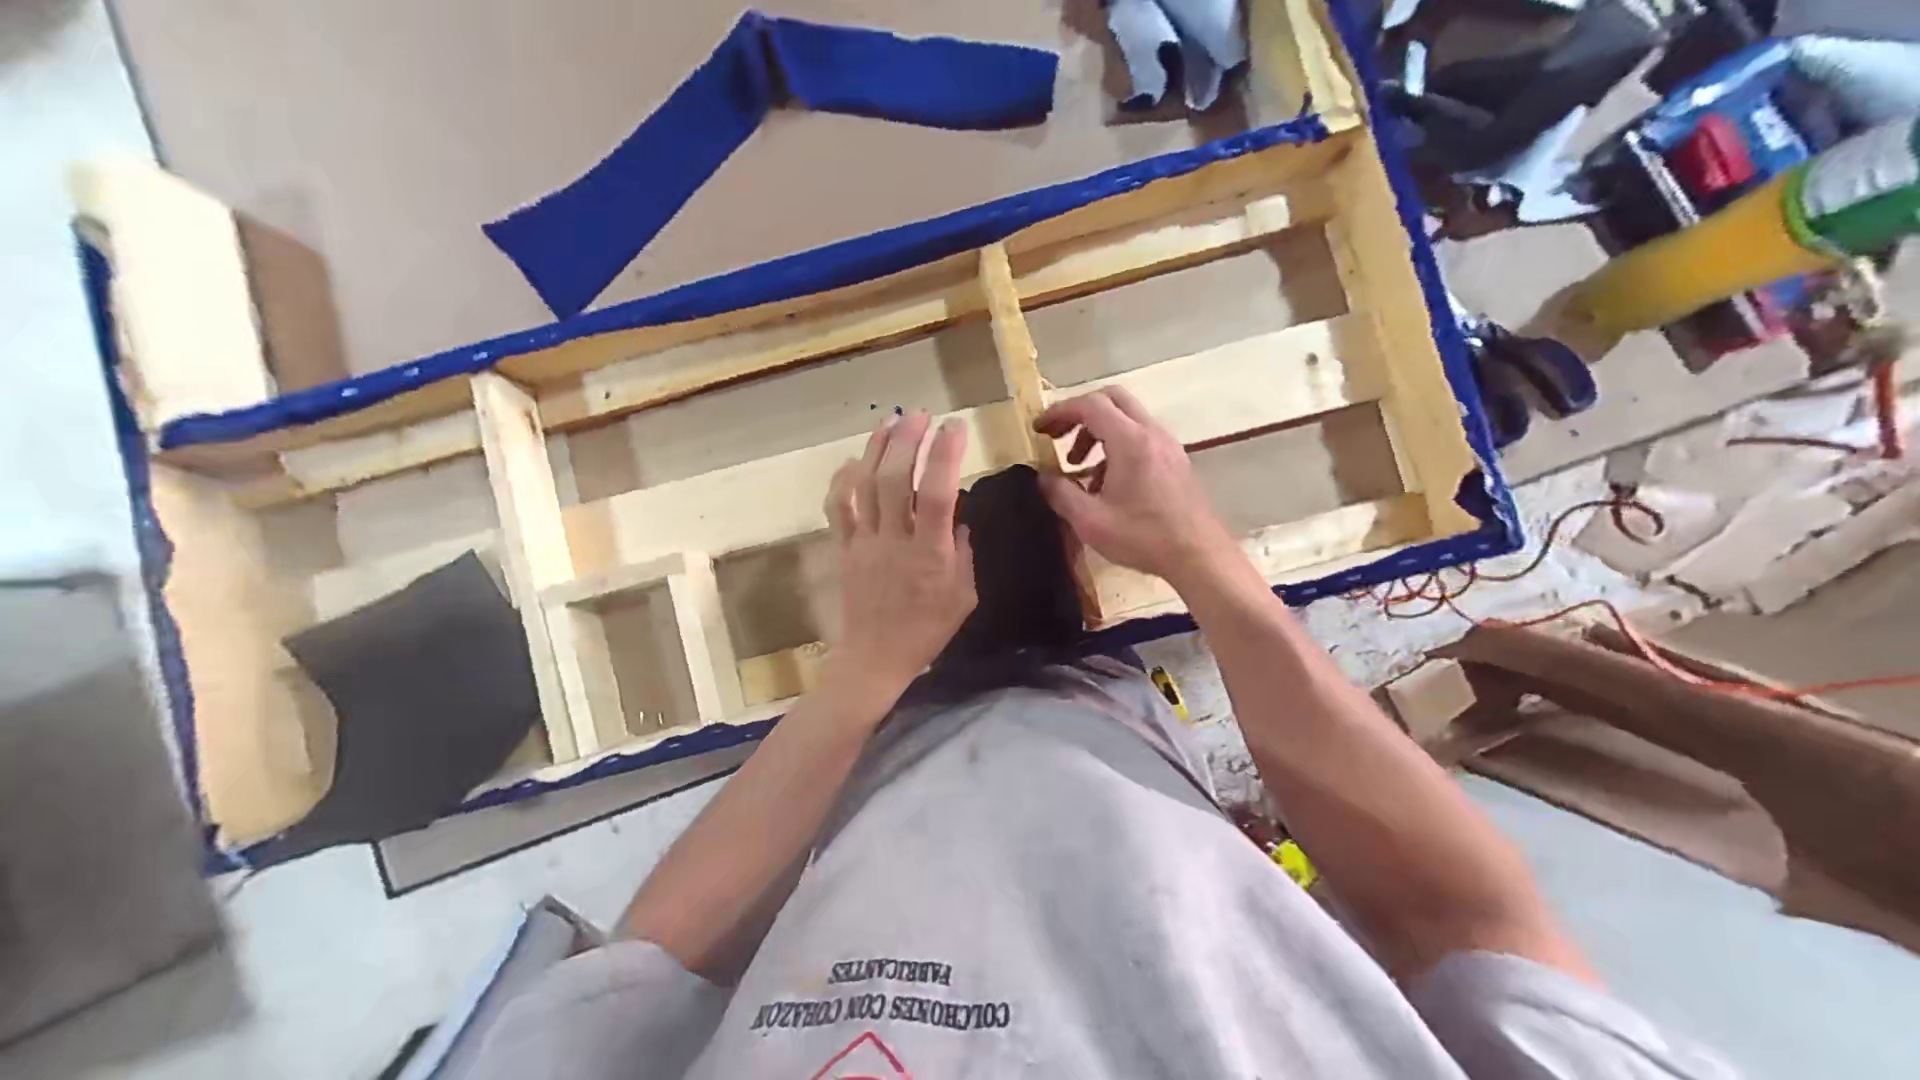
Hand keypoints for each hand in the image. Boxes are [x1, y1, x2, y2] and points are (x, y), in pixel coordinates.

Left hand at [821, 412, 976, 704]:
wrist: (875, 657)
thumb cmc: (927, 630)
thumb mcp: (964, 597)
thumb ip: (963, 553)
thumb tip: (957, 518)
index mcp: (930, 554)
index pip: (938, 494)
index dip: (946, 456)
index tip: (956, 427)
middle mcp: (895, 541)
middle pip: (895, 479)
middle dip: (908, 440)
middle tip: (921, 415)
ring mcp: (864, 542)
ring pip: (865, 486)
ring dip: (877, 448)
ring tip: (890, 421)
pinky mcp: (844, 548)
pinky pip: (838, 508)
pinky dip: (842, 480)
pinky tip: (853, 460)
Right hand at [1035, 387, 1242, 590]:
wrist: (1199, 556)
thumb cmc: (1143, 537)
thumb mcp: (1090, 521)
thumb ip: (1059, 493)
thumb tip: (1042, 476)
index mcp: (1130, 441)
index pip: (1090, 405)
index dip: (1059, 411)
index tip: (1039, 429)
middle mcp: (1151, 433)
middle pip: (1112, 400)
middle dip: (1079, 413)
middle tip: (1058, 437)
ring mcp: (1167, 445)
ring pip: (1127, 418)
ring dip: (1097, 432)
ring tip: (1079, 468)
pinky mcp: (1175, 460)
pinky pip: (1140, 437)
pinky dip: (1116, 446)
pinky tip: (1106, 483)